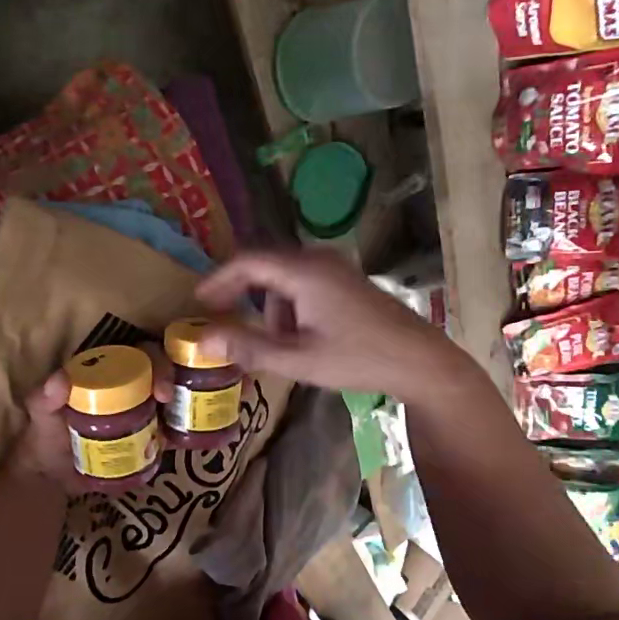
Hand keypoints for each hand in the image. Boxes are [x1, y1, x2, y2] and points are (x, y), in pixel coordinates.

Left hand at [3, 349, 175, 489]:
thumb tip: (59, 379)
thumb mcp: (41, 415)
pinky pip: (170, 430)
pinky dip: (181, 433)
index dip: (157, 362)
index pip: (141, 355)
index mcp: (109, 372)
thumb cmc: (46, 436)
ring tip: (181, 423)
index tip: (159, 387)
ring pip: (173, 399)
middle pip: (163, 373)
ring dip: (184, 405)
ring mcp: (142, 412)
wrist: (51, 477)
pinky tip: (186, 440)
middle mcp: (131, 387)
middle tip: (167, 401)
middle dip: (173, 381)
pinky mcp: (149, 437)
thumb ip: (44, 398)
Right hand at [194, 248, 475, 399]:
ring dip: (273, 307)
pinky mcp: (347, 280)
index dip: (219, 278)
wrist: (420, 360)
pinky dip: (292, 306)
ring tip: (281, 344)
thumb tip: (203, 339)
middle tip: (223, 318)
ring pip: (286, 278)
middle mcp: (319, 259)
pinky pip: (305, 283)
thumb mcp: (298, 359)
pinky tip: (304, 337)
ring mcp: (337, 267)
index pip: (248, 261)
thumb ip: (249, 347)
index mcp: (304, 271)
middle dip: (243, 294)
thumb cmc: (358, 359)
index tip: (198, 300)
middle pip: (266, 266)